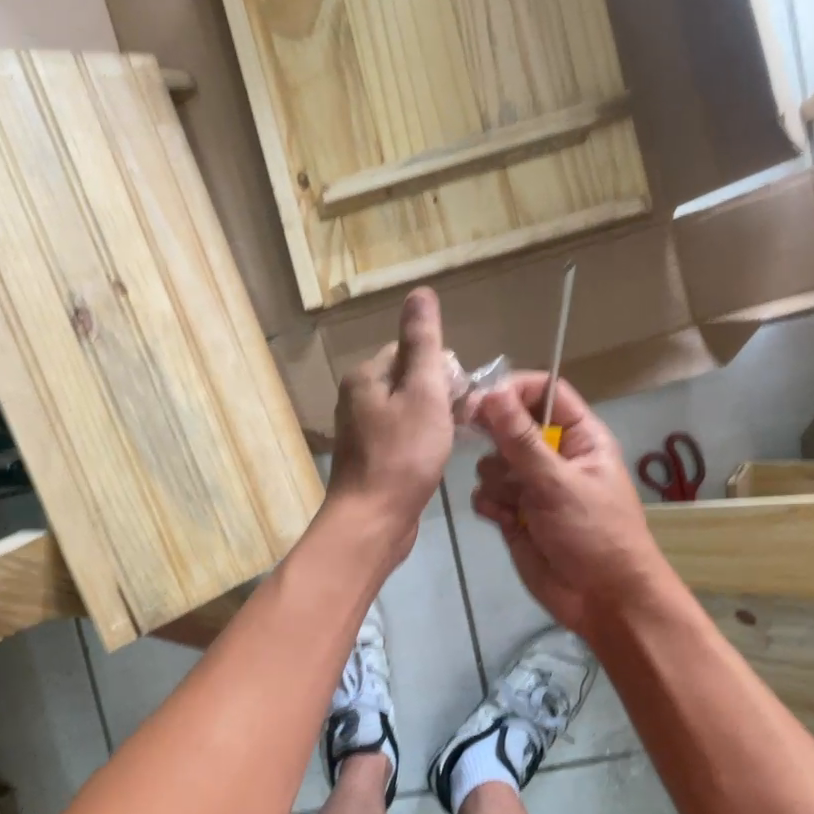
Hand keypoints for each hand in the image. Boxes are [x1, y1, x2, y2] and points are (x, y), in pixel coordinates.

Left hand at [326, 288, 455, 559]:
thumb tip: (420, 292)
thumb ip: (423, 343)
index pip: (410, 350)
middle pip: (410, 379)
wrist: (374, 521)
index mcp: (365, 376)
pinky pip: (403, 436)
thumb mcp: (422, 392)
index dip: (441, 369)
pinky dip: (421, 443)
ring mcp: (361, 431)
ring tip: (448, 442)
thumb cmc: (403, 455)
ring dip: (434, 421)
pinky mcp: (371, 458)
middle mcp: (356, 398)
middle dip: (439, 395)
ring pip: (409, 410)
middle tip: (455, 422)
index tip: (457, 397)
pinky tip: (433, 460)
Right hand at [470, 373, 665, 636]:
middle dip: (493, 435)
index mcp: (579, 437)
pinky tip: (501, 518)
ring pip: (493, 462)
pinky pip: (487, 495)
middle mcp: (553, 456)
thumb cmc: (595, 533)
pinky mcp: (514, 516)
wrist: (602, 600)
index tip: (481, 401)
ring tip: (510, 499)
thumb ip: (522, 439)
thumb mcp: (559, 482)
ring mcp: (532, 487)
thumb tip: (491, 393)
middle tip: (473, 438)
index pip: (544, 392)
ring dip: (493, 477)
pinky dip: (488, 503)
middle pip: (510, 425)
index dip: (512, 390)